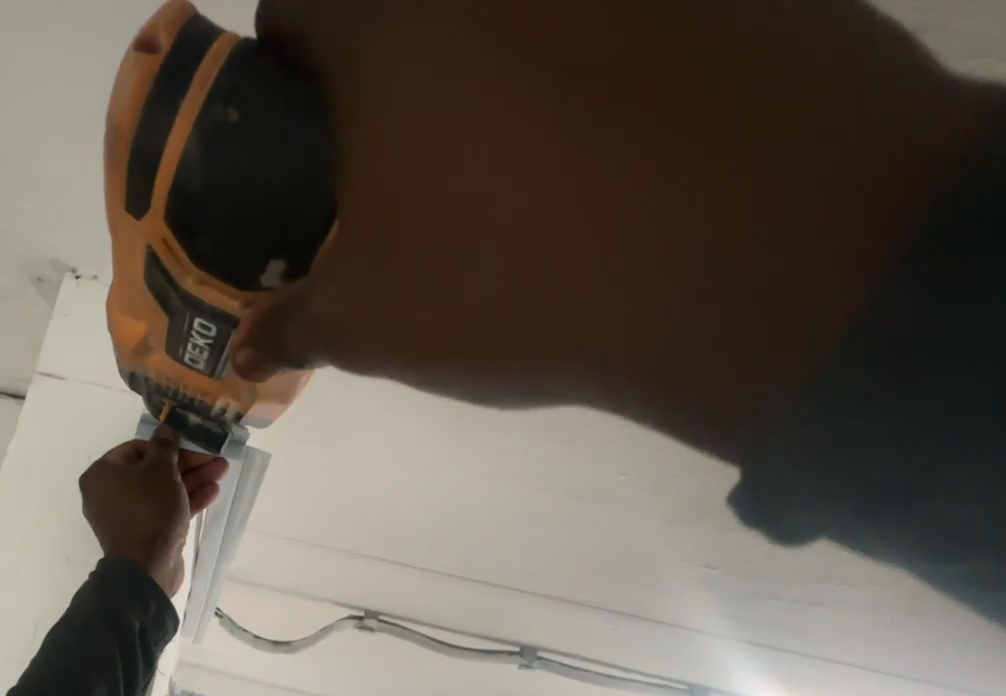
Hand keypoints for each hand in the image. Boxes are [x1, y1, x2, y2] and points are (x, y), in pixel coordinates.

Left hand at [79, 425, 229, 598]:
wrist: (147, 569)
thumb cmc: (149, 511)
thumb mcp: (161, 471)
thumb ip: (165, 447)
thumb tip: (165, 429)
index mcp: (102, 474)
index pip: (135, 449)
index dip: (165, 446)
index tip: (190, 445)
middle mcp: (109, 494)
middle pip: (152, 470)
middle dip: (186, 464)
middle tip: (213, 457)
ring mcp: (127, 516)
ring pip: (161, 491)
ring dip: (191, 480)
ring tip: (222, 470)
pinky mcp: (144, 534)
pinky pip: (164, 510)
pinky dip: (185, 500)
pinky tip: (213, 491)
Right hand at [236, 0, 1005, 460]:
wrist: (762, 262)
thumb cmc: (516, 280)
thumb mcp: (371, 326)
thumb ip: (289, 326)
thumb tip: (243, 350)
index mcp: (386, 28)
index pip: (291, 9)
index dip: (280, 76)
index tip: (301, 143)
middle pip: (397, 14)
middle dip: (381, 83)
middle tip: (401, 173)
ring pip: (501, 18)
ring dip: (482, 76)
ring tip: (511, 170)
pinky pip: (603, 23)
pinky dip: (582, 71)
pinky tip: (608, 151)